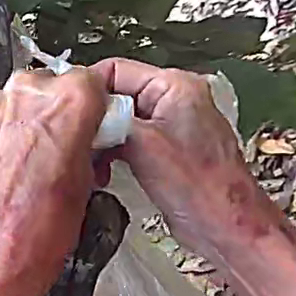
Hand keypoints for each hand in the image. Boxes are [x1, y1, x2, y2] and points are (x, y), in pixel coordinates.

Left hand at [0, 69, 107, 295]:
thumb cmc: (34, 235)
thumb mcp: (86, 186)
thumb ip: (90, 146)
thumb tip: (90, 139)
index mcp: (66, 102)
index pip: (93, 83)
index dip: (97, 110)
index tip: (99, 130)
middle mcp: (23, 94)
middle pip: (55, 88)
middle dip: (64, 116)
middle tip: (71, 153)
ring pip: (23, 103)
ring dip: (33, 125)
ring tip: (39, 168)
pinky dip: (7, 137)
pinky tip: (13, 172)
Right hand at [87, 58, 295, 295]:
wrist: (225, 227)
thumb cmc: (198, 186)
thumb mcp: (144, 144)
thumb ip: (111, 119)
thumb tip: (82, 112)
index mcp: (174, 85)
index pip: (116, 69)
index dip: (89, 91)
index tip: (70, 114)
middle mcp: (174, 99)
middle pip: (117, 96)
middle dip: (96, 120)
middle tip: (80, 144)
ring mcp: (171, 126)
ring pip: (121, 122)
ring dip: (103, 141)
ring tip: (93, 164)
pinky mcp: (167, 152)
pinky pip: (130, 143)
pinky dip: (114, 154)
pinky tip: (104, 173)